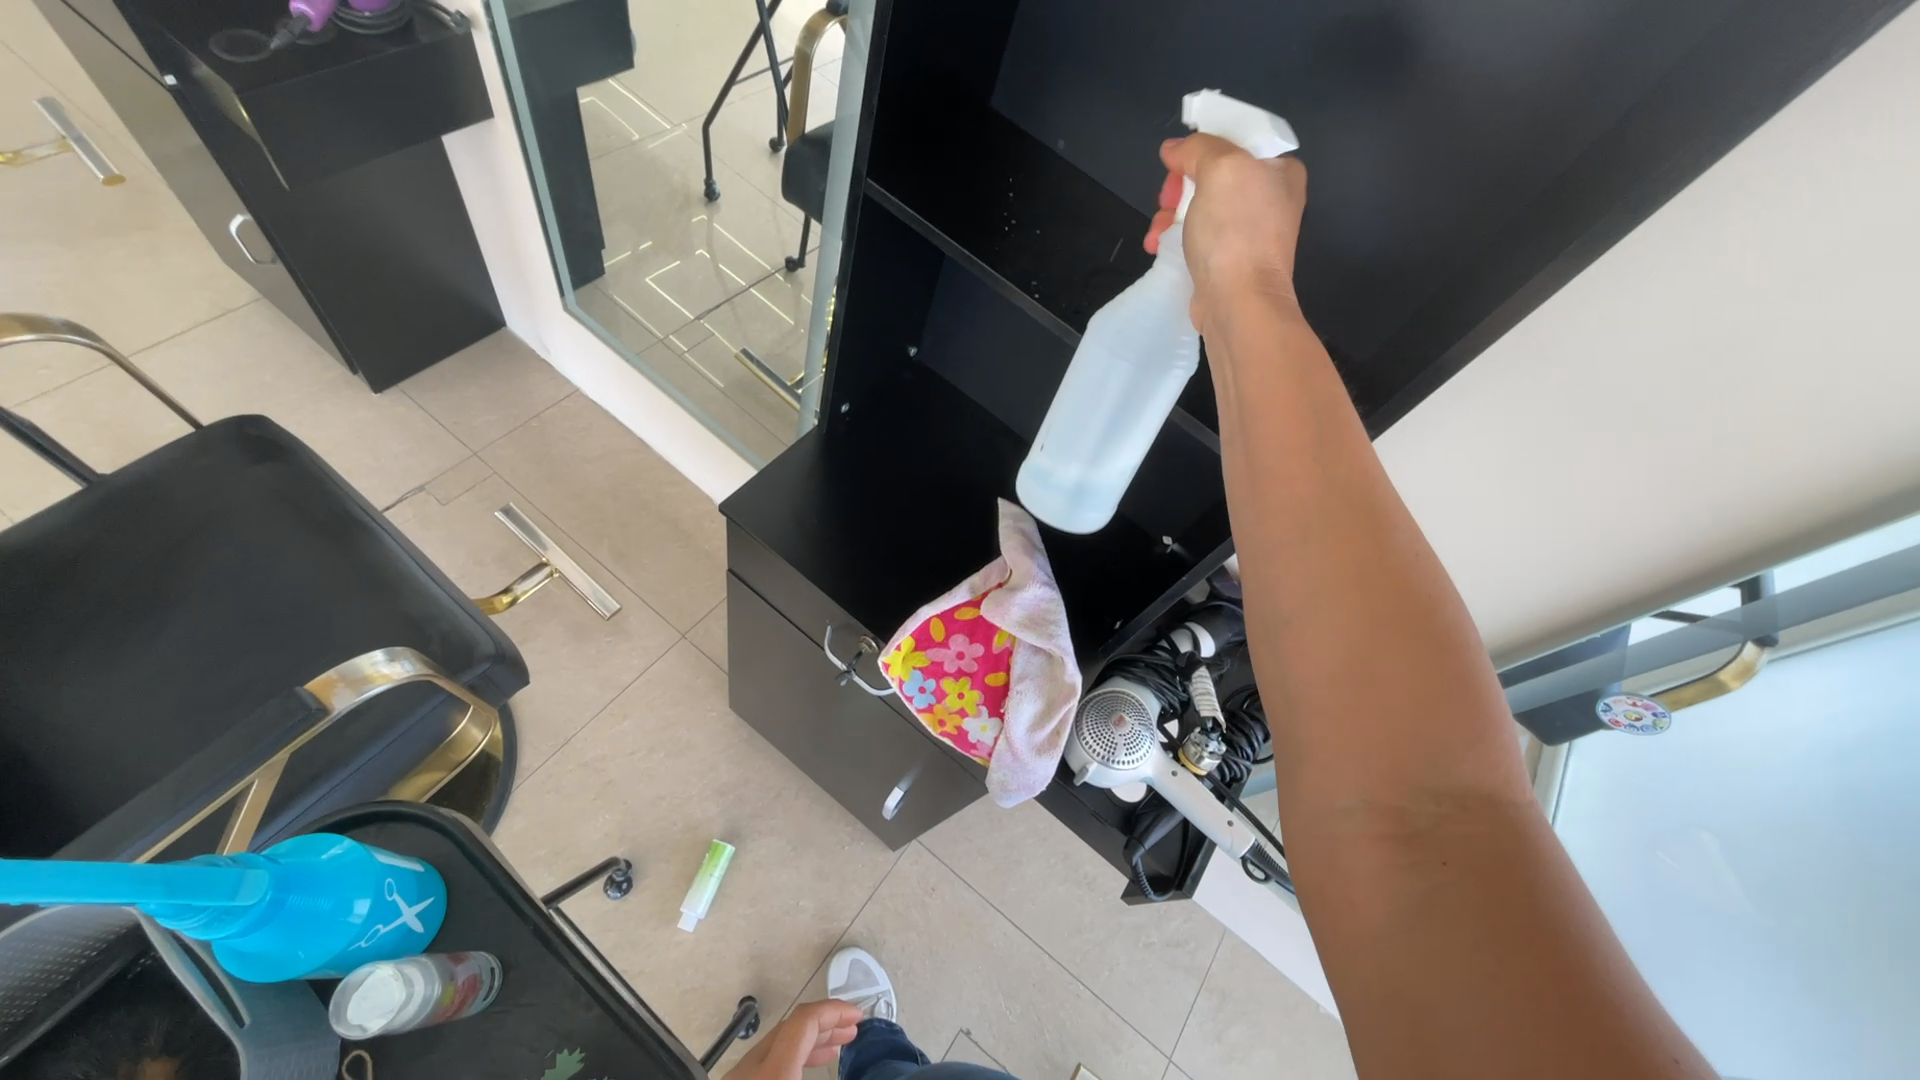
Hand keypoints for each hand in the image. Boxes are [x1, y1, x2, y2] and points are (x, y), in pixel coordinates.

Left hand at [720, 1000, 863, 1079]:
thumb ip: (829, 1074)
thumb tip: (857, 1069)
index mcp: (773, 1072)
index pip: (803, 1021)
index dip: (833, 1010)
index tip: (857, 1015)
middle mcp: (750, 1068)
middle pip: (790, 1027)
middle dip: (825, 1022)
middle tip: (851, 1026)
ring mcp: (739, 1077)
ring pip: (777, 1044)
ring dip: (809, 1040)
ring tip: (836, 1045)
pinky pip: (767, 1062)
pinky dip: (792, 1056)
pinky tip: (806, 1066)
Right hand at [1145, 134, 1308, 330]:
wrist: (1238, 303)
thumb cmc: (1236, 232)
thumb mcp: (1220, 169)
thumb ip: (1198, 148)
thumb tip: (1174, 148)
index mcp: (1280, 170)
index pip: (1237, 142)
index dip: (1202, 148)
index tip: (1178, 164)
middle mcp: (1269, 199)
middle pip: (1212, 176)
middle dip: (1179, 188)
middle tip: (1166, 201)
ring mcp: (1248, 234)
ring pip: (1198, 208)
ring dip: (1170, 216)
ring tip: (1157, 233)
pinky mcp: (1228, 262)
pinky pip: (1195, 238)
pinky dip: (1174, 239)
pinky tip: (1157, 247)